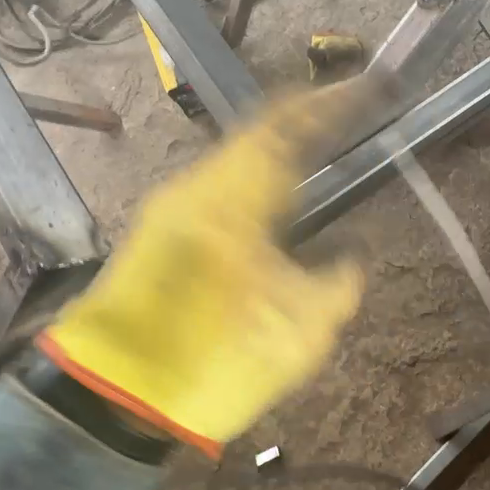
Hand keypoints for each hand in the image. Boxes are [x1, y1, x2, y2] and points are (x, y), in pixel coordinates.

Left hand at [36, 85, 373, 456]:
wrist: (112, 400)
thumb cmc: (212, 359)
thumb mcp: (303, 330)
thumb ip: (341, 277)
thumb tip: (350, 248)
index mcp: (234, 196)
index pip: (291, 122)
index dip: (337, 101)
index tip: (376, 88)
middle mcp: (198, 184)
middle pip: (263, 132)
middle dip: (311, 123)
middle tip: (356, 122)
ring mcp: (172, 207)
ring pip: (239, 160)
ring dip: (284, 155)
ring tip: (325, 161)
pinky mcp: (160, 233)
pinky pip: (221, 189)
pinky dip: (259, 186)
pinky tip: (281, 210)